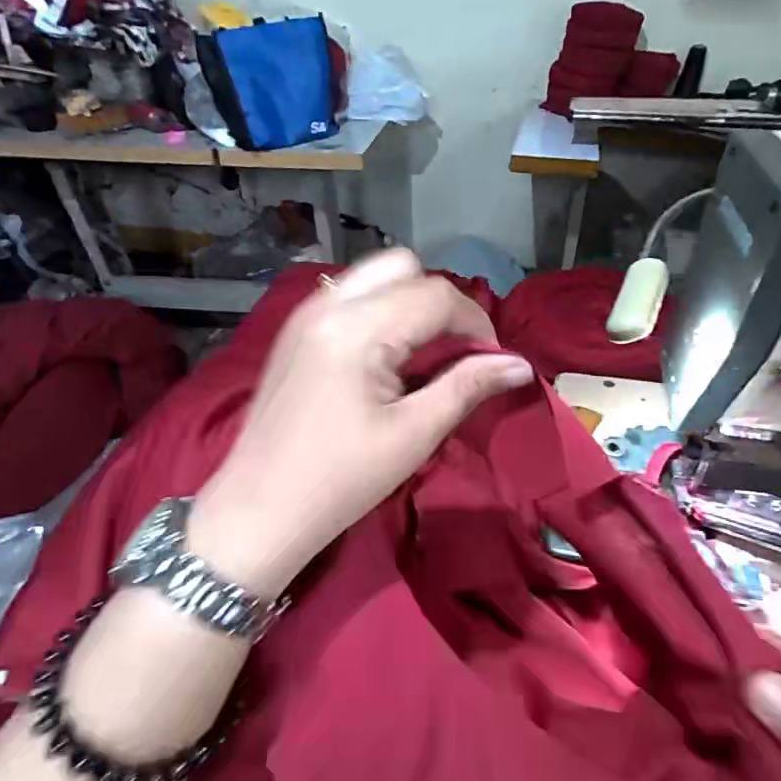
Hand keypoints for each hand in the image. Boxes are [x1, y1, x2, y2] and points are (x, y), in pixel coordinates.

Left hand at [187, 250, 532, 595]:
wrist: (259, 510)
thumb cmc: (343, 479)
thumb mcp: (416, 433)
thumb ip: (469, 386)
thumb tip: (521, 365)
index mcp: (357, 330)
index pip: (437, 296)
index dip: (477, 324)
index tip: (492, 363)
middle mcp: (328, 305)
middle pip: (406, 270)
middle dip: (444, 304)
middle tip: (459, 352)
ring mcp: (306, 314)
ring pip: (377, 276)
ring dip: (414, 302)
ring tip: (428, 353)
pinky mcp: (296, 330)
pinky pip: (353, 295)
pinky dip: (385, 310)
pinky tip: (391, 355)